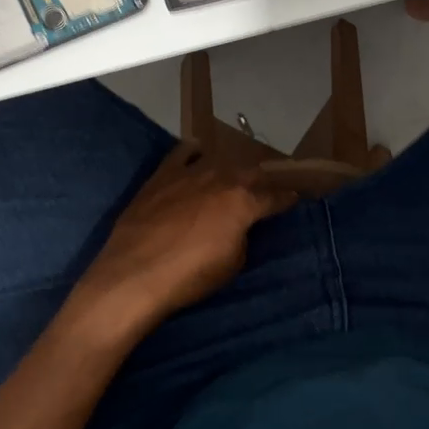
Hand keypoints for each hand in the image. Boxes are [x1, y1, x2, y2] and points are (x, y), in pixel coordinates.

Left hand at [75, 140, 299, 327]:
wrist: (134, 274)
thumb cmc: (189, 276)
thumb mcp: (232, 264)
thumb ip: (242, 236)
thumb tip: (239, 226)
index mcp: (244, 201)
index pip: (275, 196)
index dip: (287, 199)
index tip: (294, 198)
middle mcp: (221, 178)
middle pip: (250, 173)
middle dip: (261, 181)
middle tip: (266, 190)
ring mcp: (190, 172)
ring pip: (220, 160)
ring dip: (231, 168)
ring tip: (234, 176)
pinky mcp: (162, 175)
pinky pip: (183, 153)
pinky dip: (194, 152)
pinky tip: (197, 153)